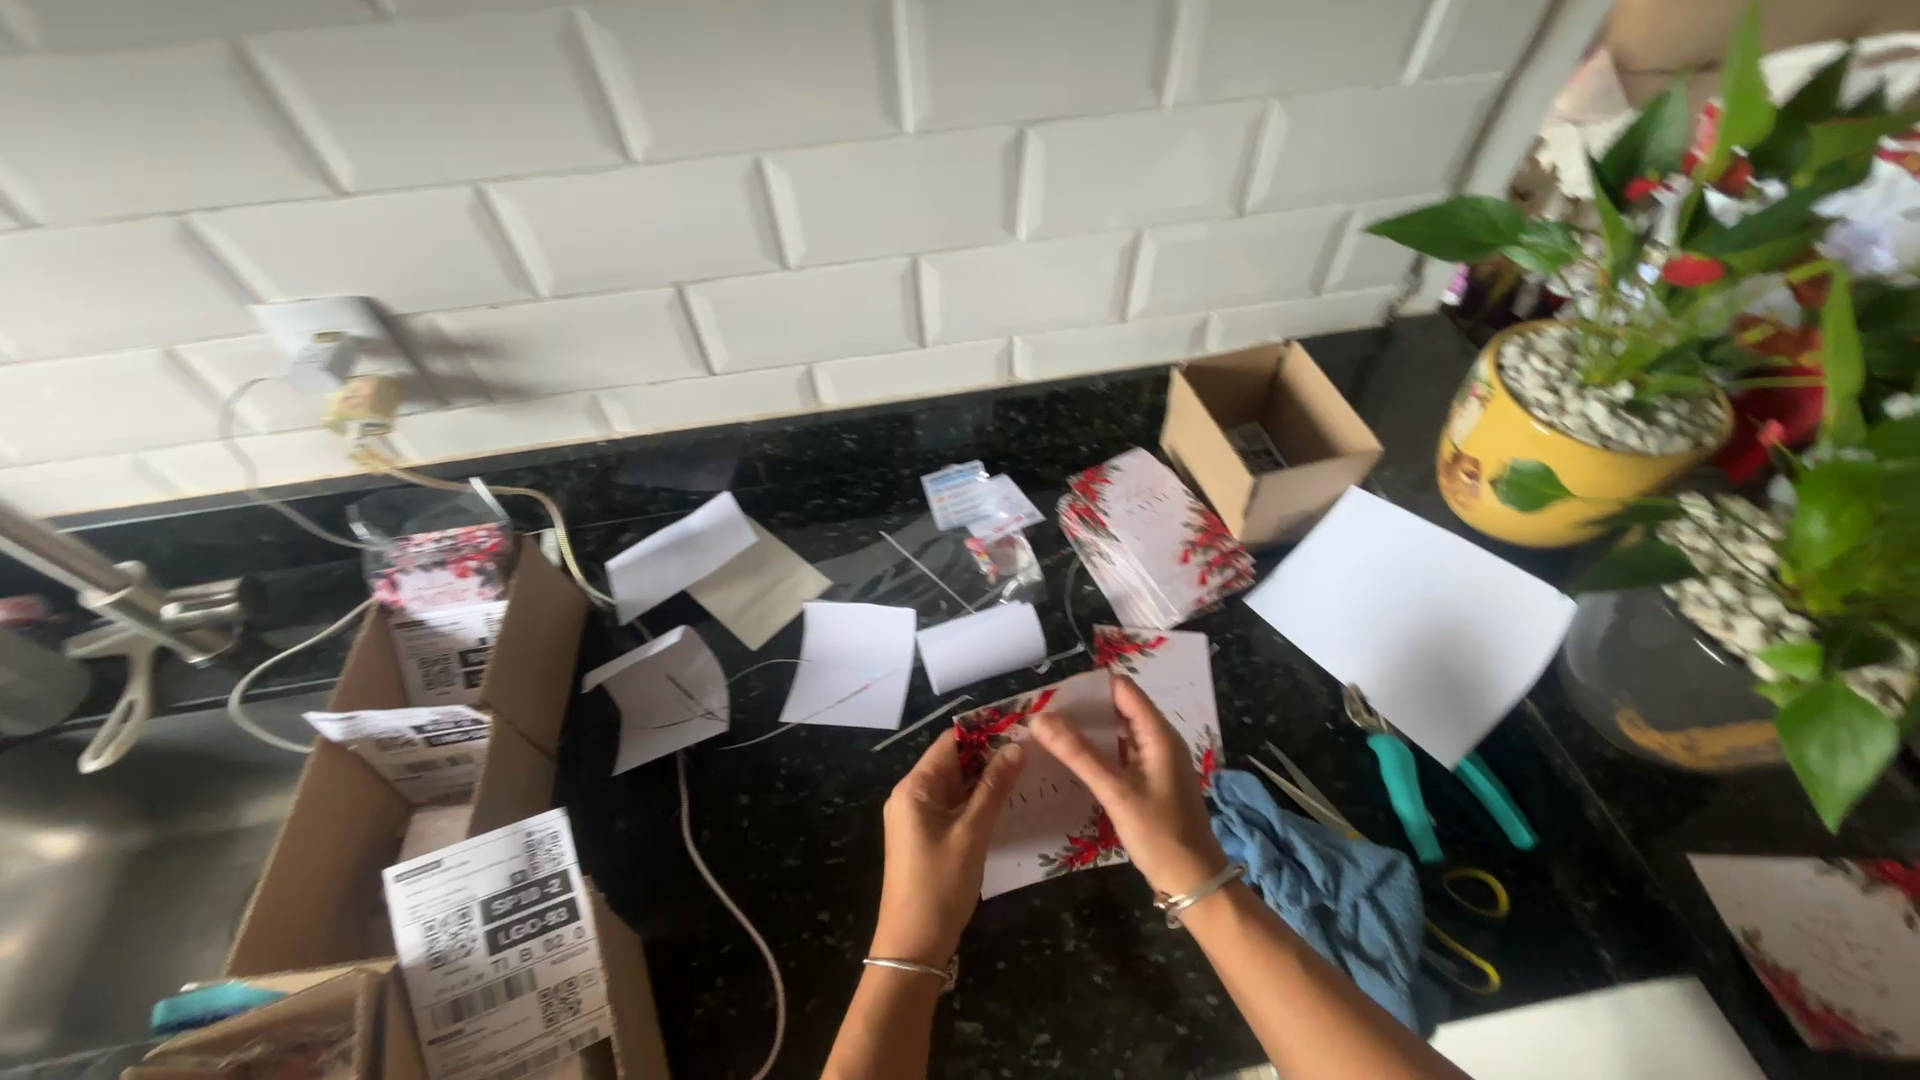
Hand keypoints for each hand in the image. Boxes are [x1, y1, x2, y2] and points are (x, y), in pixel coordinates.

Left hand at [870, 734, 1026, 965]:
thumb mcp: (971, 833)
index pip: (950, 743)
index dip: (984, 732)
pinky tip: (1006, 802)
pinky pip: (953, 806)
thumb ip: (993, 789)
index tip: (1020, 726)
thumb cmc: (939, 884)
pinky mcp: (925, 836)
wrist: (912, 946)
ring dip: (986, 779)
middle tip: (1032, 749)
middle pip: (952, 762)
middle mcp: (910, 795)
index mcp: (913, 788)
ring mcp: (916, 817)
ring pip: (955, 785)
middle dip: (989, 754)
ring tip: (1027, 771)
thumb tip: (1016, 747)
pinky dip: (976, 801)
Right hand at [1032, 674, 1228, 896]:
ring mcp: (1156, 760)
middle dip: (1084, 708)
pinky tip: (1073, 759)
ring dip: (1089, 730)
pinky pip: (1120, 753)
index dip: (1090, 687)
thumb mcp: (1115, 792)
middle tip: (1044, 714)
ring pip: (1118, 732)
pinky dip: (1098, 752)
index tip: (1053, 694)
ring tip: (1051, 733)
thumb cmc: (1159, 833)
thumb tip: (1039, 719)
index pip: (1122, 689)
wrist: (1193, 881)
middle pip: (1119, 708)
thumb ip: (1078, 754)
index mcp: (1158, 734)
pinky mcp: (1150, 780)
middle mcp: (1159, 739)